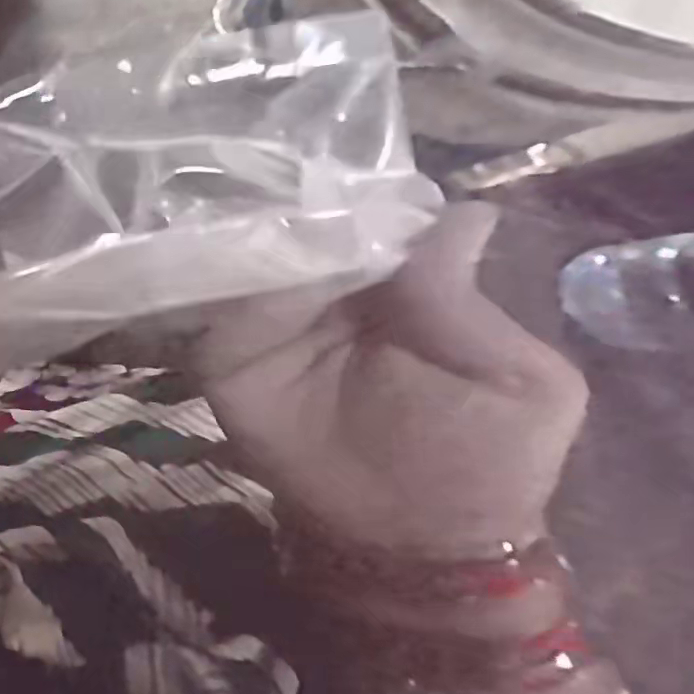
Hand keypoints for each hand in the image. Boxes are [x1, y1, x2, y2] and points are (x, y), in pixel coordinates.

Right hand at [194, 203, 587, 557]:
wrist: (401, 530)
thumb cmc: (480, 455)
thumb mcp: (513, 379)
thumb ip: (464, 305)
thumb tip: (462, 212)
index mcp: (391, 291)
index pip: (360, 227)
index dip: (343, 200)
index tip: (312, 163)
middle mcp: (319, 298)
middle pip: (287, 240)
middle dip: (269, 212)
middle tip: (239, 171)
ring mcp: (263, 329)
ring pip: (239, 271)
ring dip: (223, 244)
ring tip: (201, 206)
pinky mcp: (221, 361)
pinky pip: (202, 318)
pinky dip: (192, 290)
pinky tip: (180, 259)